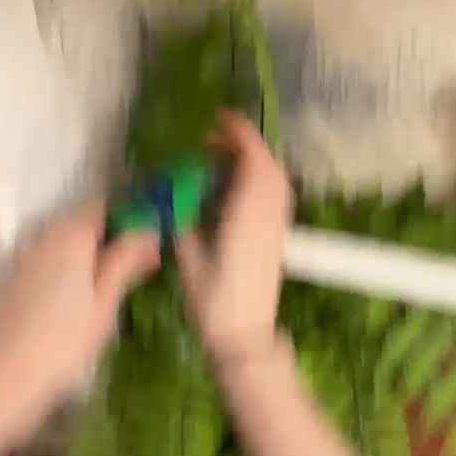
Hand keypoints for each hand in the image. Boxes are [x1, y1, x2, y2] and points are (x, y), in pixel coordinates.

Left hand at [0, 200, 160, 445]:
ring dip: (90, 255)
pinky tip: (79, 301)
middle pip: (83, 222)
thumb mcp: (104, 303)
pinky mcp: (12, 278)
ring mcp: (23, 256)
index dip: (130, 216)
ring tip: (113, 289)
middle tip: (140, 268)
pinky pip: (49, 260)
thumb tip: (151, 229)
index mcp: (69, 235)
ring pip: (66, 242)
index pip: (104, 205)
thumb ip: (126, 260)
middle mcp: (43, 235)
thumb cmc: (61, 345)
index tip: (151, 240)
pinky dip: (69, 269)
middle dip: (112, 237)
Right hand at [176, 112, 292, 366]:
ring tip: (223, 162)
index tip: (221, 119)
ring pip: (276, 179)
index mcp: (246, 216)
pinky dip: (261, 180)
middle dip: (244, 144)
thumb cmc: (213, 302)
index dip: (240, 134)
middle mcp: (268, 216)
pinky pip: (277, 196)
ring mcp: (277, 227)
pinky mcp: (278, 238)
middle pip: (268, 165)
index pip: (253, 161)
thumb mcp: (189, 259)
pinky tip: (237, 189)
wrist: (246, 336)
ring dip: (254, 162)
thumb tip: (177, 195)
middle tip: (213, 140)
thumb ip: (185, 221)